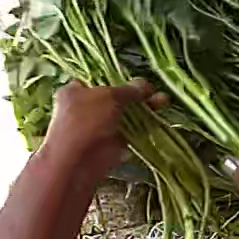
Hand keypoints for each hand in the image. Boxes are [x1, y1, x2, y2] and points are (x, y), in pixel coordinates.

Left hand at [41, 79, 162, 178]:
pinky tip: (158, 118)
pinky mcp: (111, 144)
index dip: (119, 78)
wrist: (79, 161)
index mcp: (75, 91)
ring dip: (143, 109)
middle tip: (154, 91)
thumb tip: (146, 85)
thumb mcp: (109, 97)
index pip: (99, 80)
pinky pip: (130, 131)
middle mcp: (85, 107)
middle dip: (136, 94)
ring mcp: (99, 127)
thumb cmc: (87, 120)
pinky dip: (143, 126)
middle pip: (115, 98)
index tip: (138, 79)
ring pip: (125, 115)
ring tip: (163, 101)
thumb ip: (129, 90)